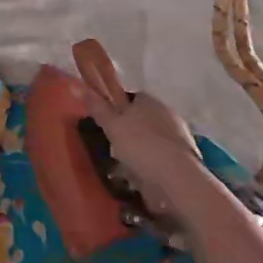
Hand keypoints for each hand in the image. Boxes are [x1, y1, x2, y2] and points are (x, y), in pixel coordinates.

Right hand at [78, 86, 207, 210]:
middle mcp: (167, 111)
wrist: (177, 176)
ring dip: (144, 147)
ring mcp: (180, 133)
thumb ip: (97, 107)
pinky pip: (165, 153)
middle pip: (143, 117)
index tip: (108, 125)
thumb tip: (76, 86)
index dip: (118, 109)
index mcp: (148, 100)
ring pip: (154, 137)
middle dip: (131, 130)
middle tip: (116, 148)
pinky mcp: (187, 154)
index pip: (131, 97)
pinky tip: (147, 175)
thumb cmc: (140, 146)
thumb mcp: (112, 126)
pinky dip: (156, 161)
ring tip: (130, 167)